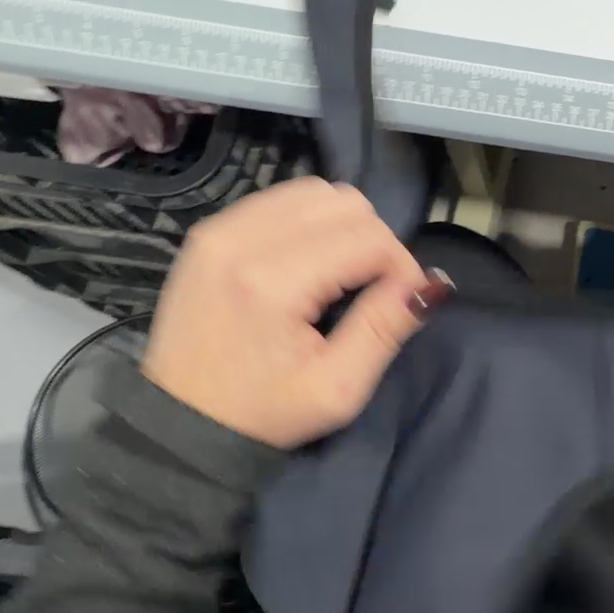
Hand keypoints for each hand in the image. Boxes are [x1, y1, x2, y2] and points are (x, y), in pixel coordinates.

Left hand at [141, 178, 444, 448]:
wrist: (182, 420)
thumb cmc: (266, 411)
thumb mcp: (338, 388)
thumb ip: (385, 329)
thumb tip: (431, 284)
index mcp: (273, 283)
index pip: (368, 237)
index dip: (401, 266)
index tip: (400, 304)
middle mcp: (242, 239)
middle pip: (345, 203)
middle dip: (375, 242)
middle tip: (372, 289)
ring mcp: (220, 229)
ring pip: (315, 192)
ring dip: (345, 228)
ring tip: (342, 275)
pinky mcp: (211, 231)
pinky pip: (282, 200)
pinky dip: (312, 223)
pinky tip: (311, 264)